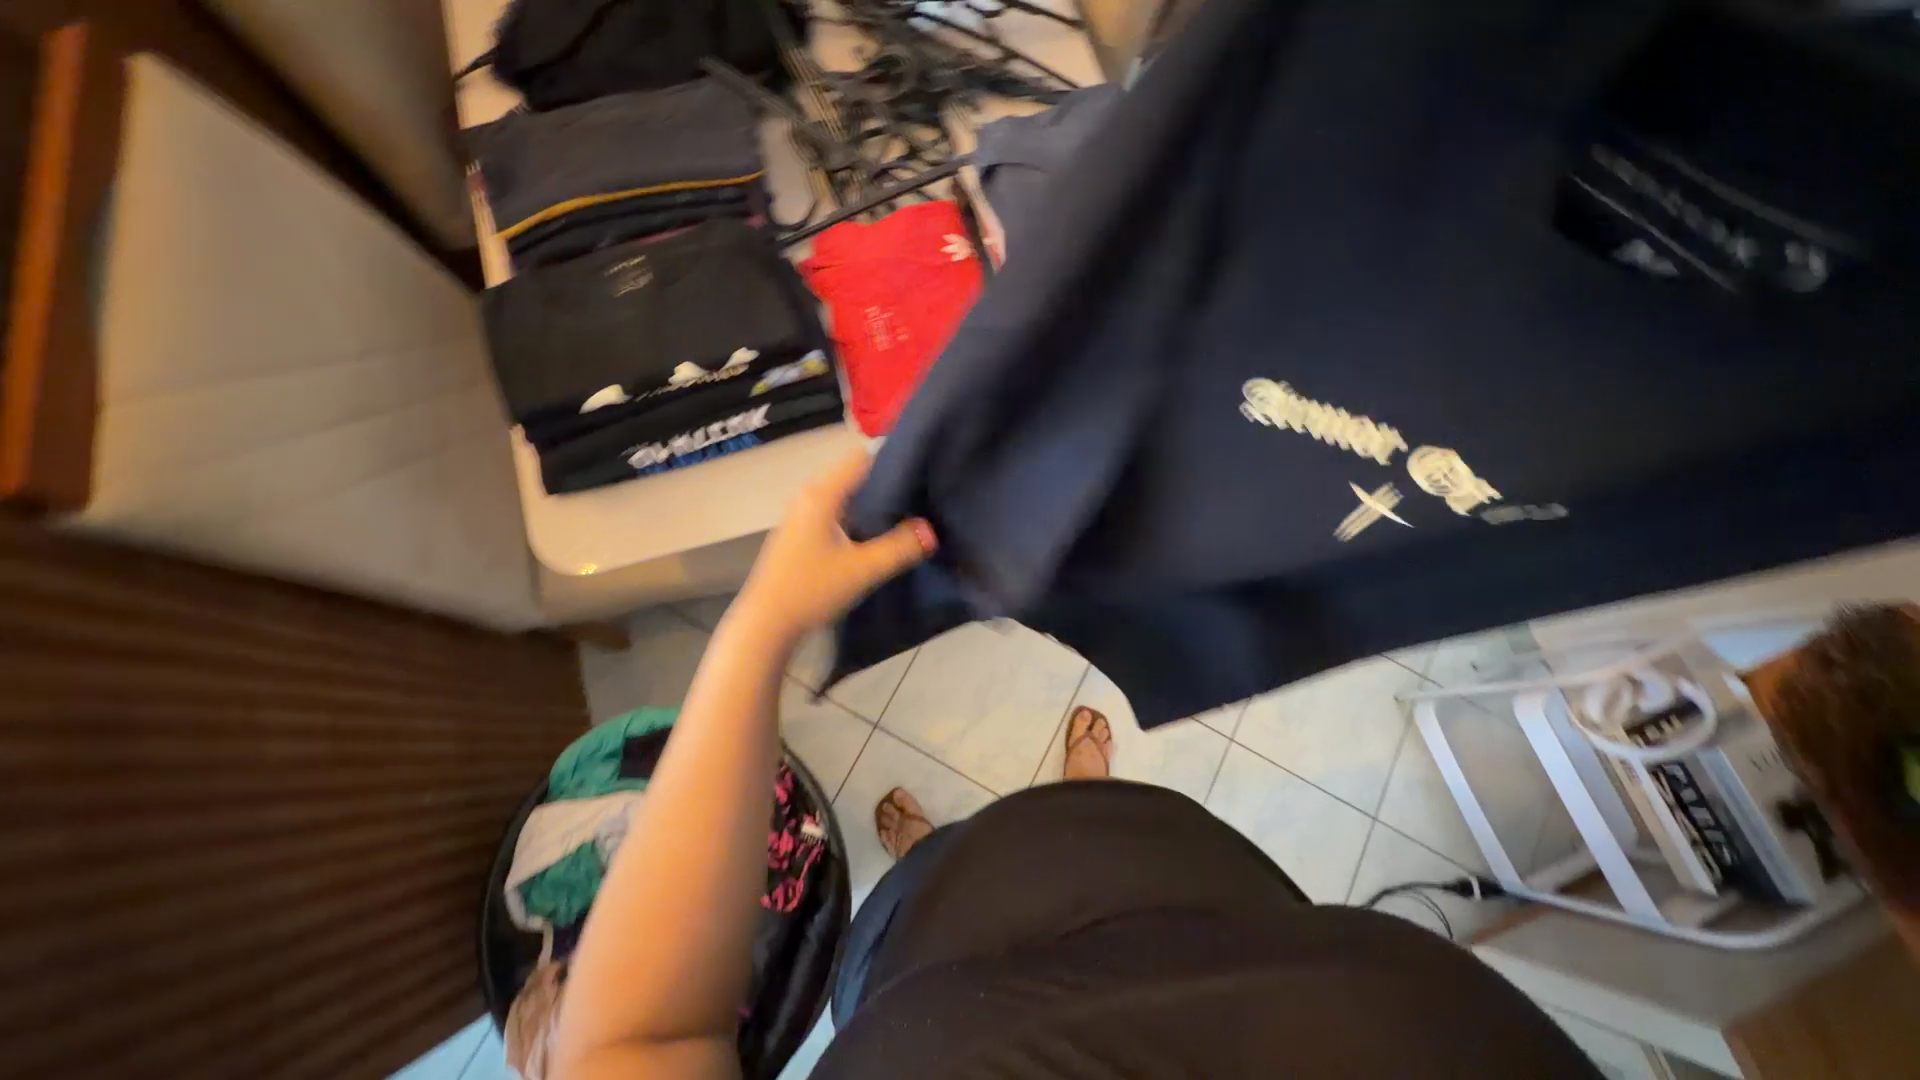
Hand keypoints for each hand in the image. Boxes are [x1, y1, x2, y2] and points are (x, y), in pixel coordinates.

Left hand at [729, 450, 936, 645]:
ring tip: (904, 520)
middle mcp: (809, 497)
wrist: (767, 623)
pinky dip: (856, 520)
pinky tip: (874, 540)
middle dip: (886, 487)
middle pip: (855, 477)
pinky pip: (836, 514)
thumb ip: (900, 548)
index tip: (921, 477)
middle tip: (919, 502)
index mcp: (822, 494)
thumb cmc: (811, 590)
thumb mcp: (863, 570)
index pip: (862, 458)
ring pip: (846, 498)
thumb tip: (931, 531)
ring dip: (872, 507)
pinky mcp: (800, 535)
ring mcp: (801, 516)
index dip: (892, 463)